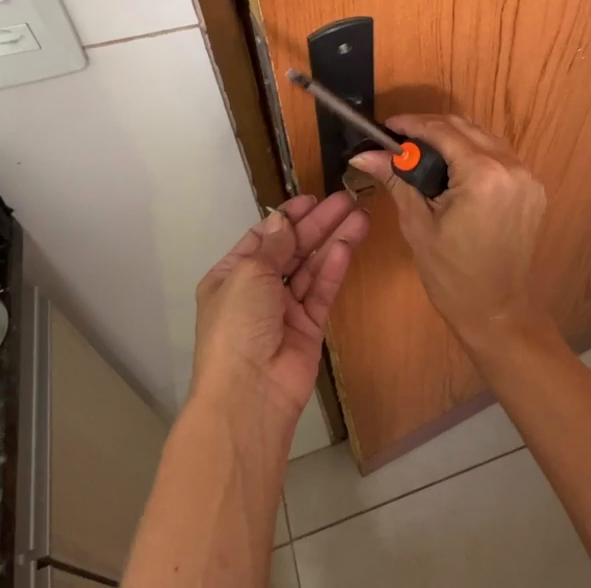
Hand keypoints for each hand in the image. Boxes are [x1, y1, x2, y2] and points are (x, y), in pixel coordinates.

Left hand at [191, 192, 369, 421]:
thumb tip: (283, 221)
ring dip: (333, 241)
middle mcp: (257, 290)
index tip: (312, 199)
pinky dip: (334, 267)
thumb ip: (273, 246)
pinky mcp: (310, 326)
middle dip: (318, 224)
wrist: (250, 391)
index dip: (287, 218)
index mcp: (231, 277)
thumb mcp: (248, 274)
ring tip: (359, 215)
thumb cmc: (237, 326)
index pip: (262, 238)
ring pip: (312, 267)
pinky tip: (348, 245)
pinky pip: (322, 290)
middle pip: (292, 249)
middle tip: (347, 200)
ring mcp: (285, 309)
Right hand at [350, 114, 547, 348]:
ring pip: (485, 139)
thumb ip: (398, 179)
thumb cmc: (452, 275)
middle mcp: (511, 167)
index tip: (387, 126)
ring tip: (422, 153)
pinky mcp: (533, 189)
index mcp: (483, 175)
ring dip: (455, 139)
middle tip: (400, 140)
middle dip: (432, 128)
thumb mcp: (419, 224)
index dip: (412, 124)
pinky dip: (476, 155)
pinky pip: (501, 157)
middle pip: (466, 128)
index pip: (443, 131)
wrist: (497, 310)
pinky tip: (453, 169)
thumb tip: (364, 154)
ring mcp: (527, 177)